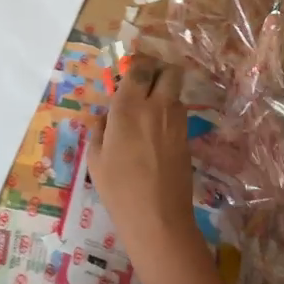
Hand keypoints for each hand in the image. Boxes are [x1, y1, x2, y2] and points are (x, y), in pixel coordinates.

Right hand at [86, 56, 197, 257]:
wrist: (158, 219)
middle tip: (145, 83)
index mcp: (129, 107)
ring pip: (176, 92)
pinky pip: (179, 114)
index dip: (137, 63)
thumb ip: (99, 129)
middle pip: (169, 71)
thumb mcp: (95, 159)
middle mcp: (156, 106)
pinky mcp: (187, 138)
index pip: (139, 67)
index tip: (130, 71)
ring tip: (149, 113)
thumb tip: (107, 117)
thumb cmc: (119, 190)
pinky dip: (170, 114)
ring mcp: (176, 121)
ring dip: (164, 94)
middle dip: (159, 71)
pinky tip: (157, 135)